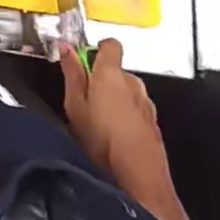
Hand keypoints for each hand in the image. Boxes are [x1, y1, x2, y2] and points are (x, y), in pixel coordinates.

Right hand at [60, 39, 160, 170]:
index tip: (82, 61)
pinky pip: (134, 107)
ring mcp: (146, 102)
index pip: (110, 45)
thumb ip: (71, 72)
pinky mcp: (153, 121)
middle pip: (115, 70)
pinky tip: (114, 133)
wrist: (140, 174)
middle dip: (99, 79)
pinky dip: (124, 113)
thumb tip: (66, 46)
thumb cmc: (101, 137)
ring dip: (112, 97)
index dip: (96, 49)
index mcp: (111, 73)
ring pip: (125, 90)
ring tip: (98, 120)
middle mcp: (133, 82)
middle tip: (83, 99)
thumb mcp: (74, 104)